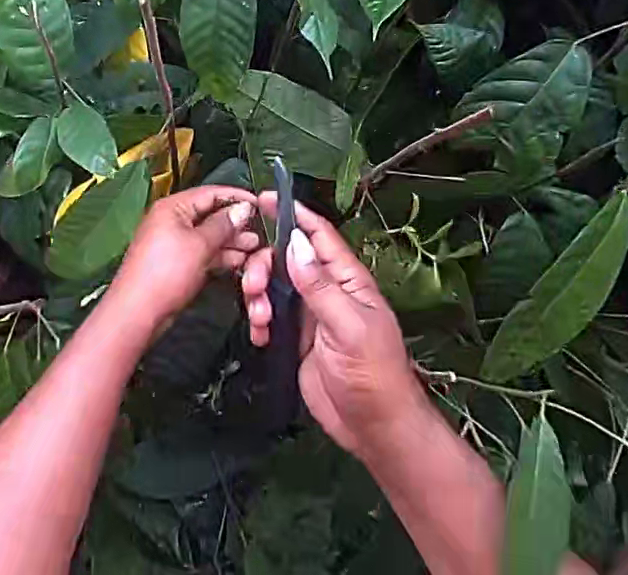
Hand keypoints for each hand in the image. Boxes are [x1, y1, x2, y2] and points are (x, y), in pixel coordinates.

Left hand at [109, 186, 260, 327]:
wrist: (137, 314)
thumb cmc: (164, 274)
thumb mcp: (200, 245)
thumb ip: (224, 225)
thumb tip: (243, 209)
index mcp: (173, 207)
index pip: (210, 193)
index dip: (236, 197)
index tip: (259, 204)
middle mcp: (171, 220)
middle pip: (210, 214)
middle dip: (235, 222)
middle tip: (259, 229)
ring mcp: (173, 242)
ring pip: (208, 235)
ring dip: (230, 240)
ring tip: (254, 247)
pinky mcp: (176, 263)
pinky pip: (202, 252)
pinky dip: (219, 255)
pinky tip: (238, 261)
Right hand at [239, 195, 425, 454]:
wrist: (374, 429)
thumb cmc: (372, 374)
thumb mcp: (349, 327)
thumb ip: (320, 287)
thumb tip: (295, 243)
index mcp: (347, 278)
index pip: (318, 235)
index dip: (293, 213)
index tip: (263, 198)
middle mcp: (327, 289)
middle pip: (287, 258)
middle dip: (264, 265)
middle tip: (253, 287)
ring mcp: (311, 314)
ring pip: (274, 286)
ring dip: (258, 295)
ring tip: (259, 320)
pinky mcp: (298, 338)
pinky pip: (270, 316)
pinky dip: (259, 321)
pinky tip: (259, 336)